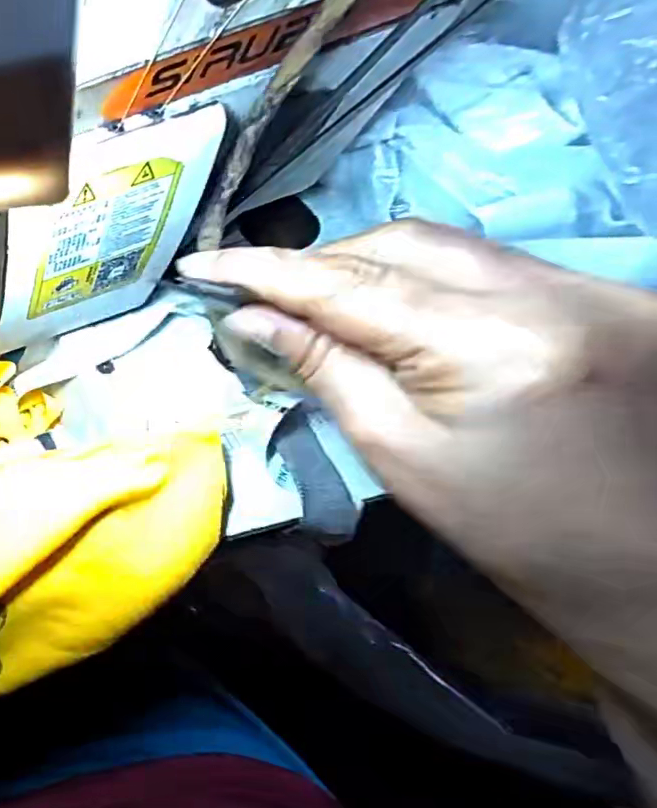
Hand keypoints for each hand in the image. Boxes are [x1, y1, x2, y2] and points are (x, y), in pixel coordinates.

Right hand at [177, 221, 656, 701]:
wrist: (651, 562)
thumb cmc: (503, 522)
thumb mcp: (389, 445)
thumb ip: (320, 364)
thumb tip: (247, 317)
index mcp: (497, 345)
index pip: (349, 285)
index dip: (262, 270)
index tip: (196, 266)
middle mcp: (561, 295)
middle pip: (400, 245)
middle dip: (313, 263)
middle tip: (250, 295)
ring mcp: (599, 289)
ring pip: (442, 246)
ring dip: (359, 266)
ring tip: (306, 302)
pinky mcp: (612, 296)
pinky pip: (483, 264)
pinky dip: (412, 277)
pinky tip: (381, 309)